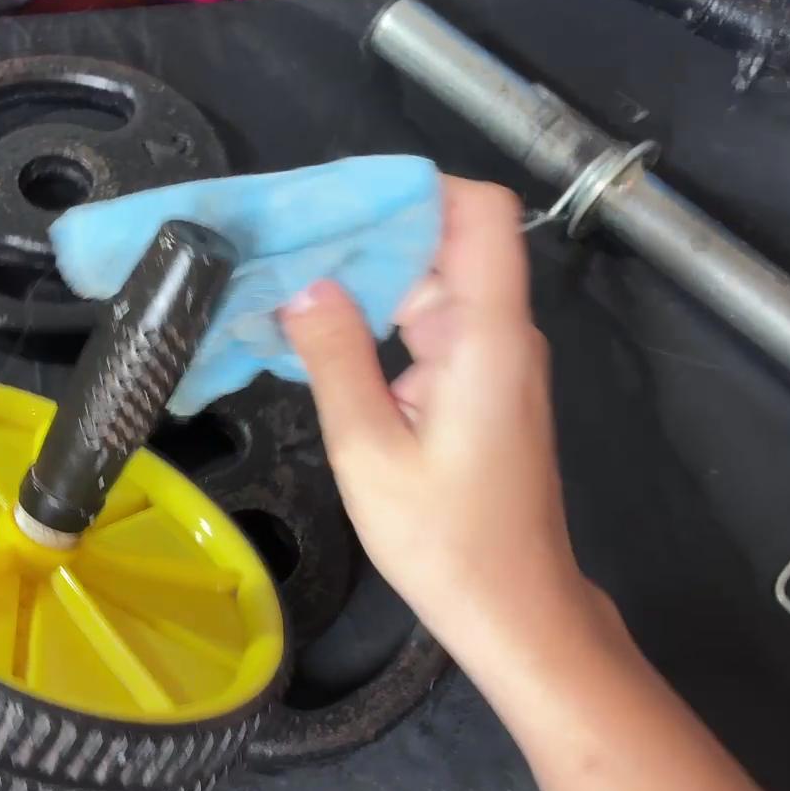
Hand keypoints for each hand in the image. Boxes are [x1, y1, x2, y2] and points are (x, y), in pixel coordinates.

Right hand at [279, 179, 597, 669]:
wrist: (507, 601)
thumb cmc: (439, 533)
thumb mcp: (367, 446)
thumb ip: (335, 358)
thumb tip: (302, 285)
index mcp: (484, 336)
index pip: (475, 214)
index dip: (412, 189)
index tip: (331, 200)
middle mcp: (498, 333)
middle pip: (442, 244)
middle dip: (365, 235)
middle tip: (282, 244)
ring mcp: (489, 360)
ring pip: (429, 286)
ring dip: (363, 279)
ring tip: (284, 281)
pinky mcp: (474, 385)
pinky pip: (425, 327)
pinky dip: (374, 319)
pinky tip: (318, 332)